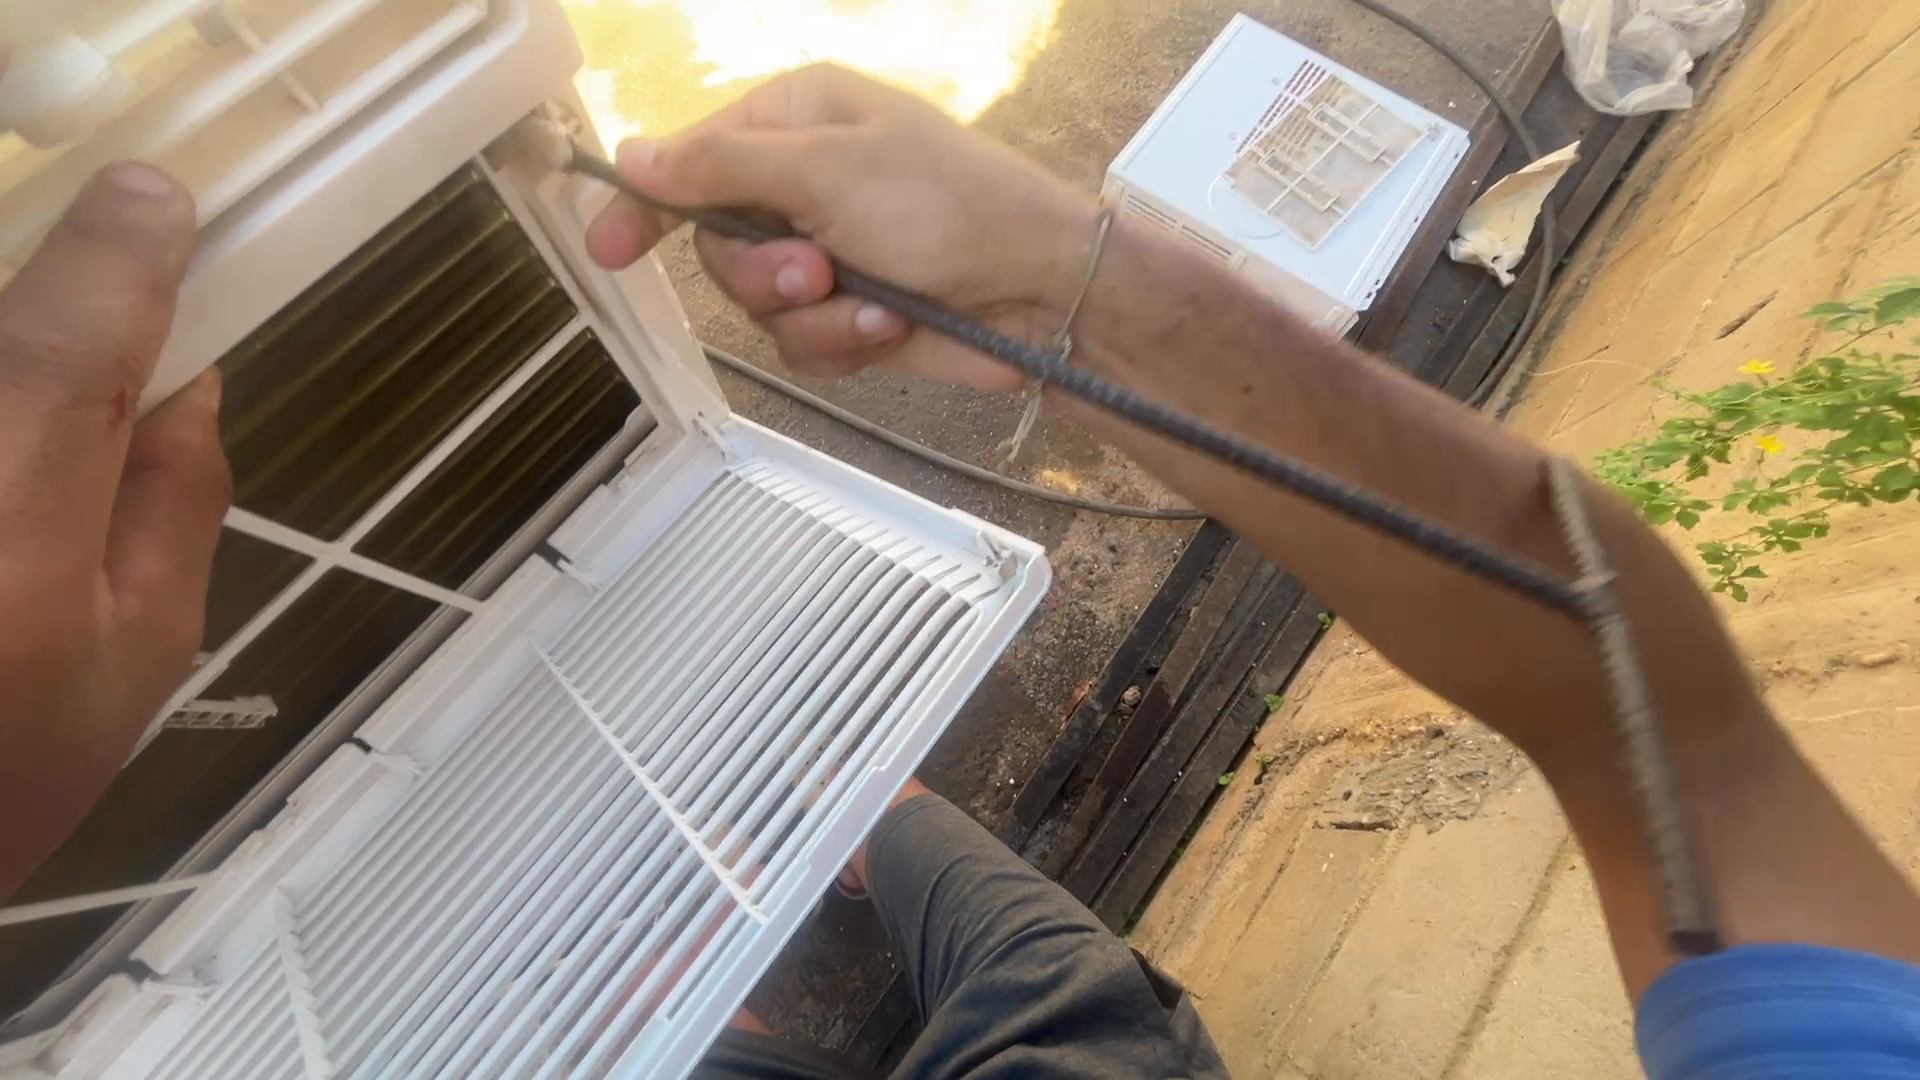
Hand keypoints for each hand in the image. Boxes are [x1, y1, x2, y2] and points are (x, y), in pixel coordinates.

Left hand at [0, 162, 228, 897]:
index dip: (117, 267)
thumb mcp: (150, 644)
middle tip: (102, 240)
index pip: (57, 361)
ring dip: (18, 349)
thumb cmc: (11, 768)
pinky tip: (54, 416)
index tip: (158, 195)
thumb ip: (176, 504)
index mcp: (5, 546)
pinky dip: (7, 394)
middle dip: (43, 288)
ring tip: (90, 388)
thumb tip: (192, 384)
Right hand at [585, 64, 1098, 392]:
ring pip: (763, 312)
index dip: (645, 207)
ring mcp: (829, 263)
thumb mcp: (829, 168)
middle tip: (815, 271)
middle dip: (765, 274)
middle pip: (722, 252)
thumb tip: (634, 155)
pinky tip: (886, 329)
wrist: (1036, 289)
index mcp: (793, 128)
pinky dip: (842, 346)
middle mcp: (803, 193)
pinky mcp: (852, 321)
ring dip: (816, 318)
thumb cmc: (949, 206)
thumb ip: (724, 167)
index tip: (606, 250)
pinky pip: (805, 350)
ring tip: (874, 304)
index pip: (691, 165)